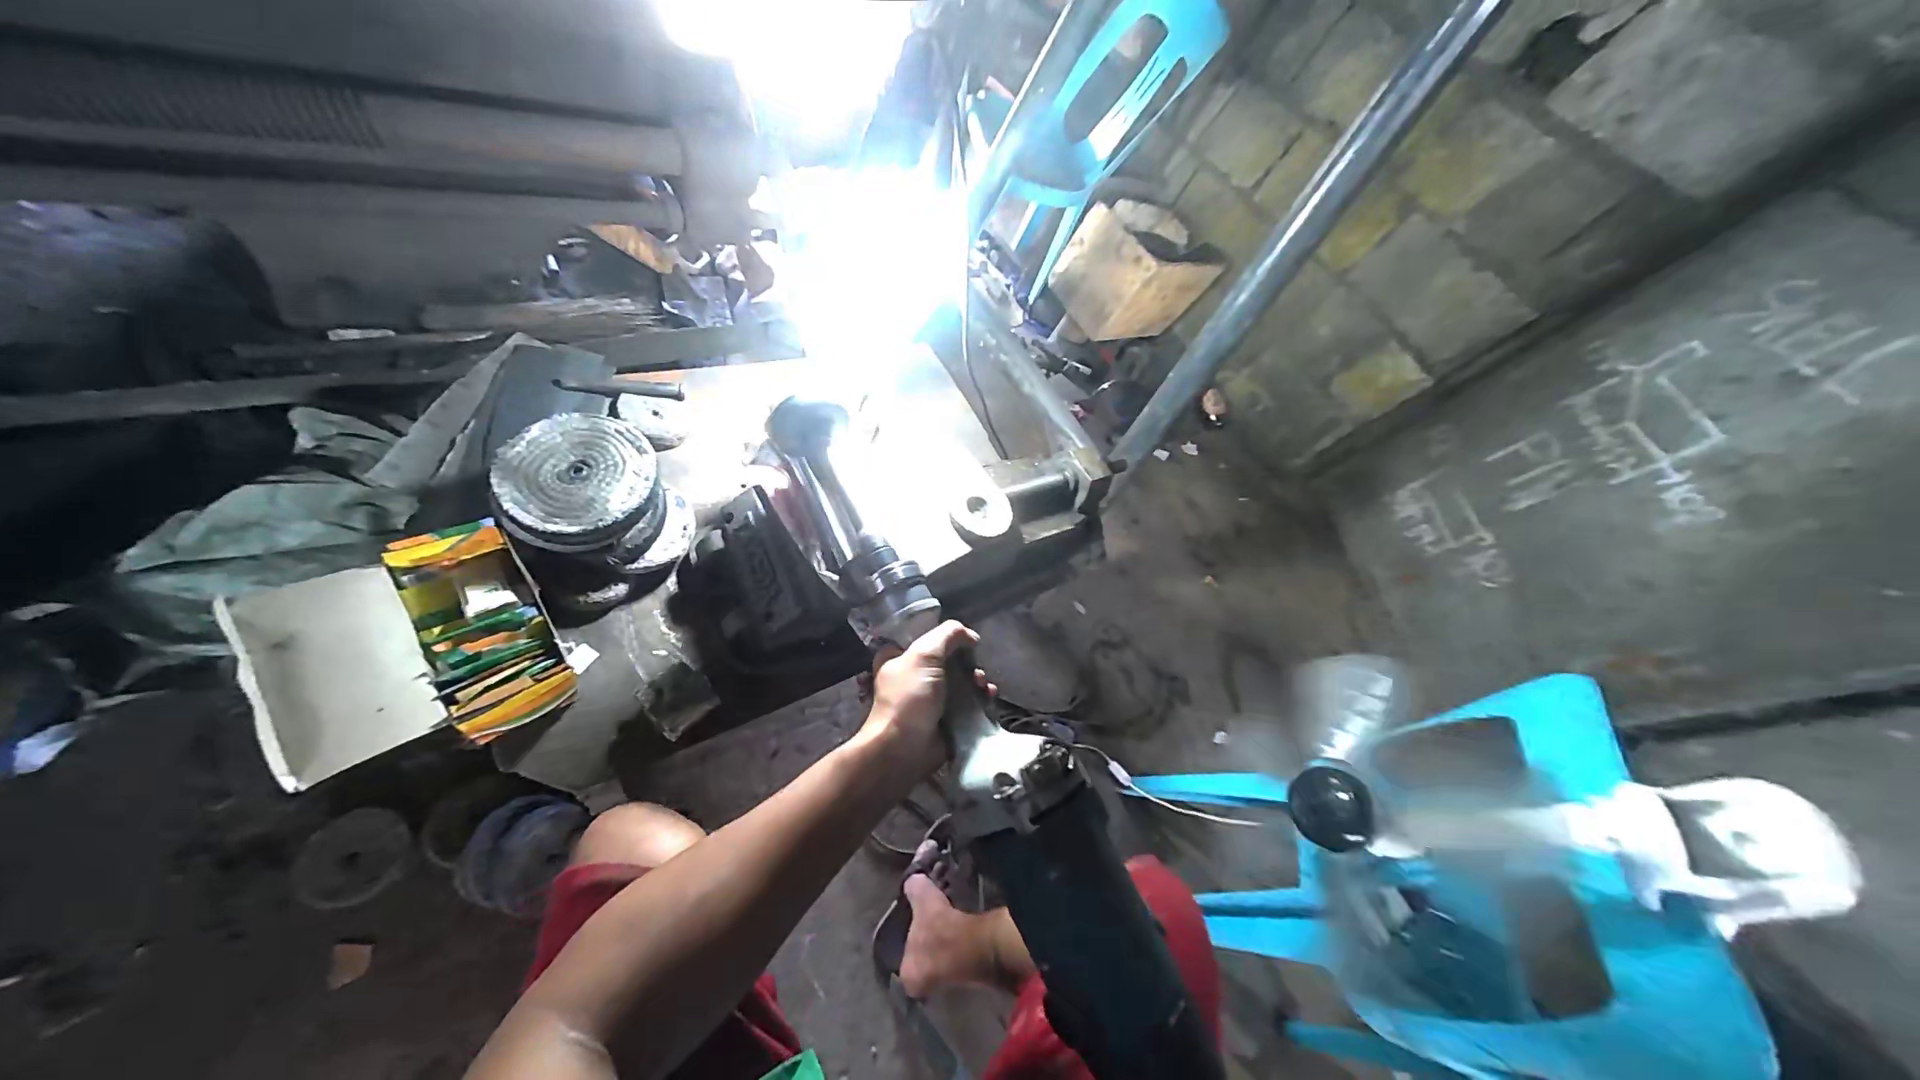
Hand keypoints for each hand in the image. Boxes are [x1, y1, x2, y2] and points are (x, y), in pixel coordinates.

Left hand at [858, 620, 993, 777]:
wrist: (903, 749)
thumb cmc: (909, 697)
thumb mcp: (924, 654)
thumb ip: (948, 635)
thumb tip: (971, 636)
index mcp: (900, 657)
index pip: (927, 638)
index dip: (948, 637)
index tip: (965, 640)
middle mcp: (915, 676)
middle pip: (950, 659)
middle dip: (968, 661)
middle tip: (975, 668)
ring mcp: (932, 699)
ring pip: (962, 681)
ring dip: (977, 680)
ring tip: (982, 685)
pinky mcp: (947, 719)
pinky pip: (969, 703)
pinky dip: (981, 698)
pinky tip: (989, 696)